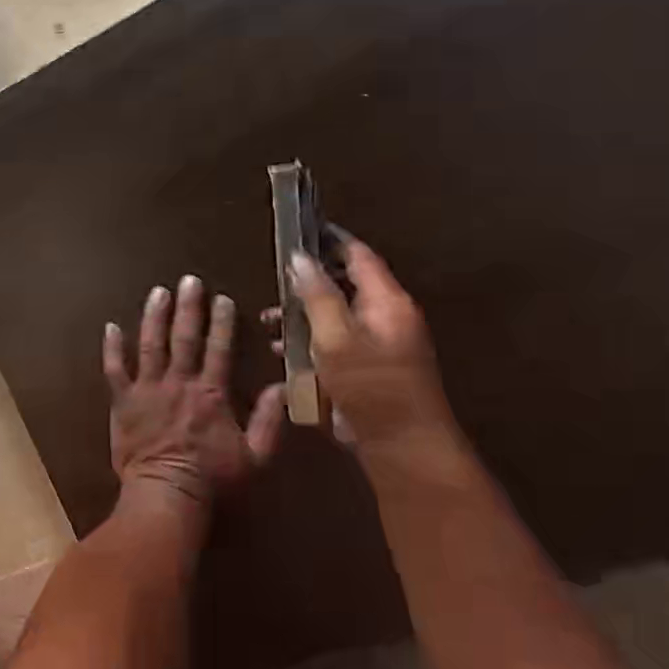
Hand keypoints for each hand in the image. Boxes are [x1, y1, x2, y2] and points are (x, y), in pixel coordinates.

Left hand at [103, 275, 283, 505]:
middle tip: (189, 281)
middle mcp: (178, 383)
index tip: (222, 298)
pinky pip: (114, 368)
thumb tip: (284, 386)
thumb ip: (271, 420)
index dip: (221, 322)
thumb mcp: (257, 456)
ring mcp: (146, 388)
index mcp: (212, 394)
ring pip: (149, 344)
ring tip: (157, 292)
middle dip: (188, 308)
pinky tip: (110, 326)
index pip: (219, 349)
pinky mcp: (121, 399)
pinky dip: (111, 346)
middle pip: (184, 338)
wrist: (166, 491)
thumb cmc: (214, 478)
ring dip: (153, 317)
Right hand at [281, 233, 456, 451]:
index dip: (331, 238)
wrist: (401, 443)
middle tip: (272, 276)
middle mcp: (385, 317)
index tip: (301, 224)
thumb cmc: (370, 385)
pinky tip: (281, 346)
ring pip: (332, 312)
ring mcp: (375, 341)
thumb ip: (317, 296)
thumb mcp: (336, 337)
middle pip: (344, 283)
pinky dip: (304, 336)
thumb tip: (300, 258)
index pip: (360, 257)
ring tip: (267, 319)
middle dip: (307, 279)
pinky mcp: (362, 363)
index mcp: (387, 304)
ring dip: (300, 311)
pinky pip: (329, 337)